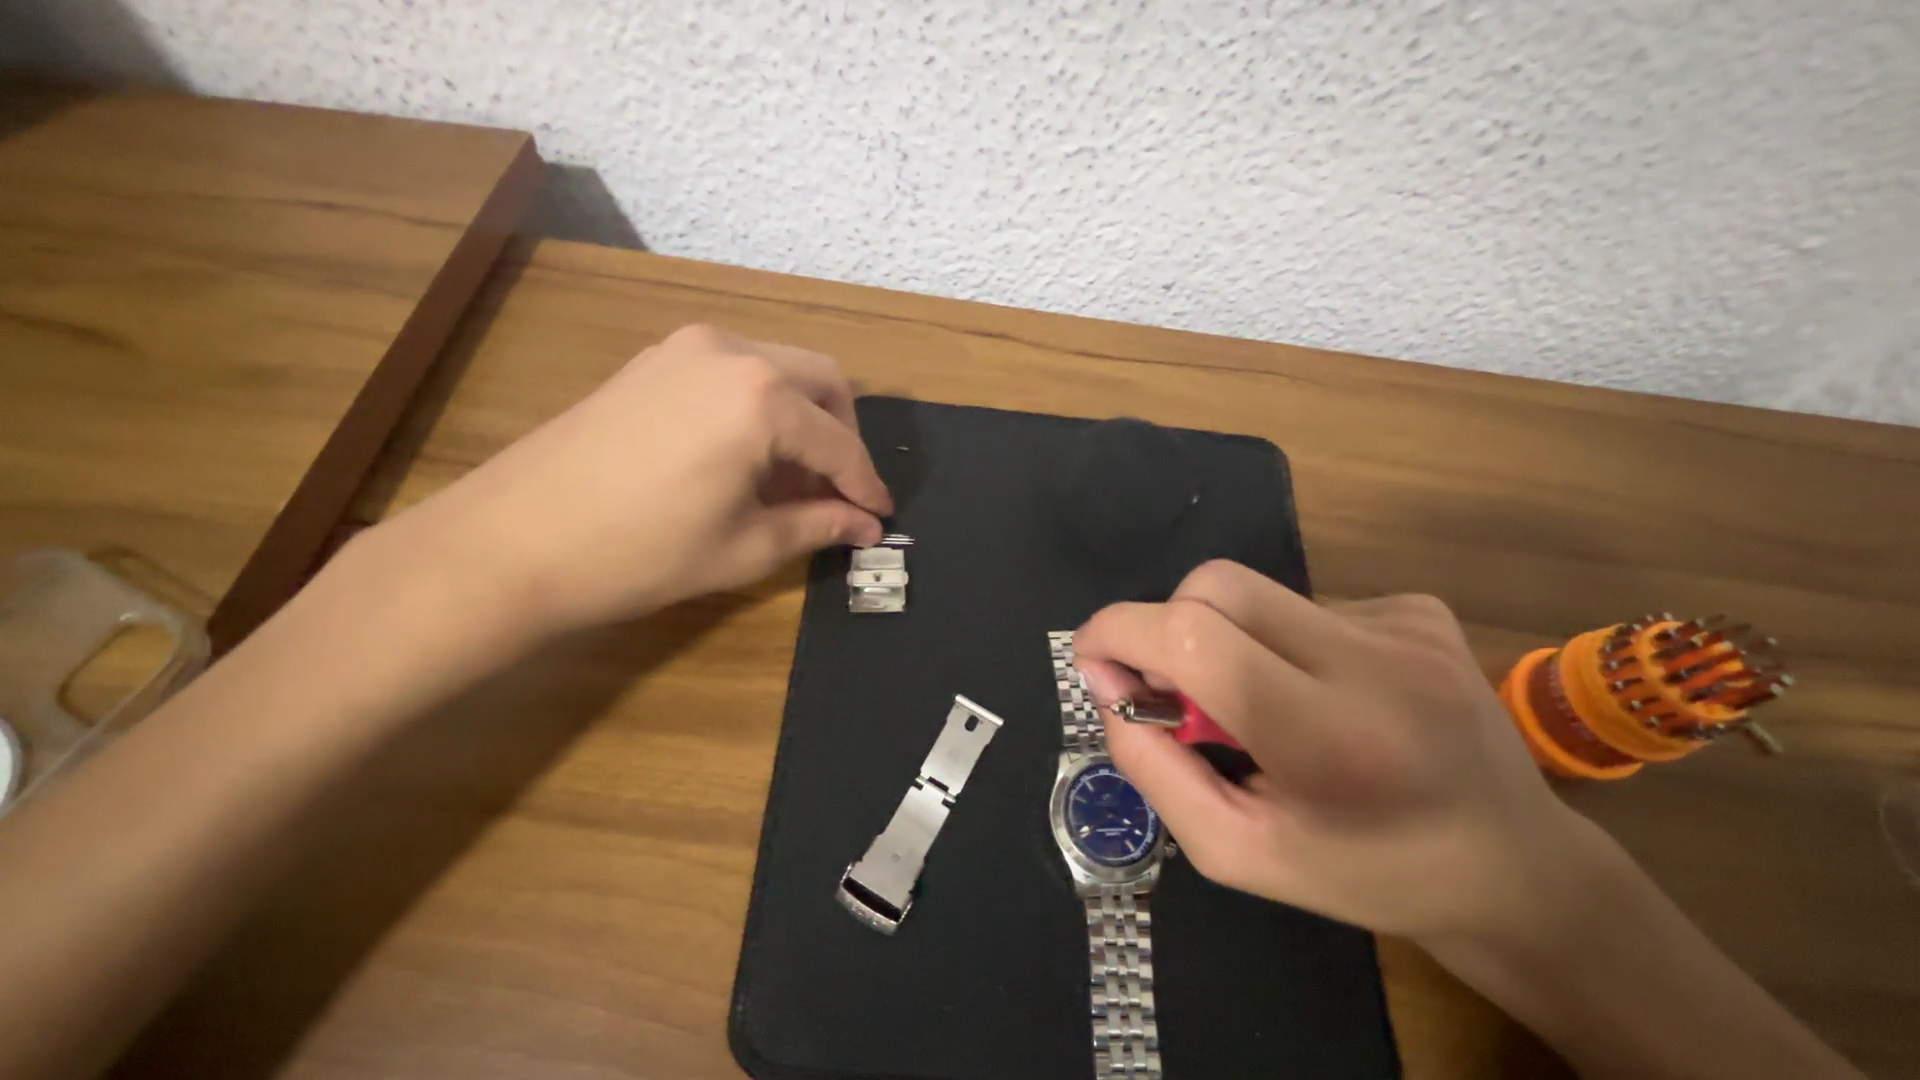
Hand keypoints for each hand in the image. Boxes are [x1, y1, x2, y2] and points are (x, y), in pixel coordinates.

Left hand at [390, 323, 892, 637]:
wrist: (513, 542)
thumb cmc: (640, 554)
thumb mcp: (745, 547)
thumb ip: (817, 525)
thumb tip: (866, 526)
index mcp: (762, 398)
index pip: (838, 442)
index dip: (866, 484)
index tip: (881, 516)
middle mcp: (731, 353)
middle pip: (821, 379)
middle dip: (842, 435)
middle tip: (841, 492)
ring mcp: (684, 349)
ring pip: (777, 368)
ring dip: (801, 417)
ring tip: (790, 482)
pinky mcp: (652, 362)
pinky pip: (732, 371)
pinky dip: (758, 407)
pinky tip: (744, 458)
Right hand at [1072, 560, 1598, 943]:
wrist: (1512, 864)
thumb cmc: (1367, 875)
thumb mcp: (1240, 855)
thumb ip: (1156, 771)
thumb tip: (1110, 689)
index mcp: (1328, 737)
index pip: (1195, 637)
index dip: (1120, 632)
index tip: (1093, 661)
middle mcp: (1373, 660)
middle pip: (1217, 585)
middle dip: (1167, 625)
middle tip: (1173, 693)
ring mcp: (1404, 624)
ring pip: (1257, 593)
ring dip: (1229, 640)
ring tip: (1268, 708)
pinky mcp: (1419, 609)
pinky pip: (1305, 604)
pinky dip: (1282, 642)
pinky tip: (1324, 696)